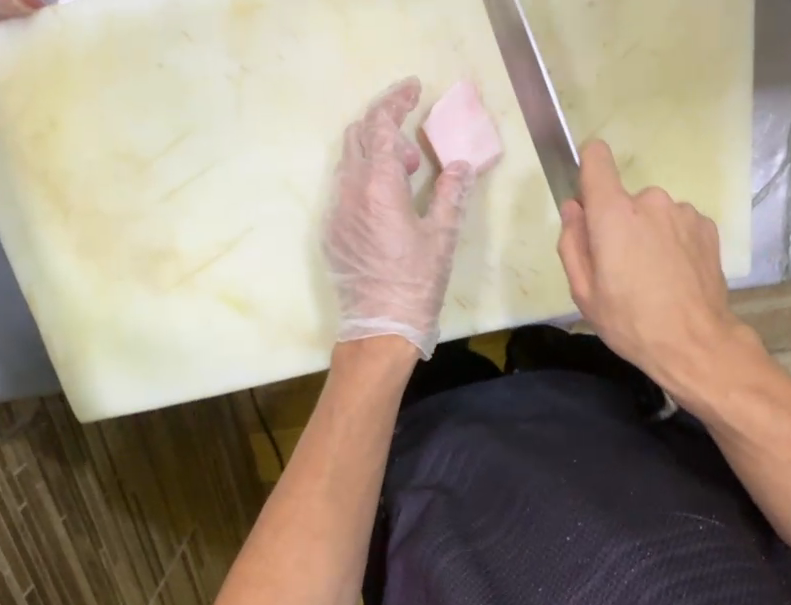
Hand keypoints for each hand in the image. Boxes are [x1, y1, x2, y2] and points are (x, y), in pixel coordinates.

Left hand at [325, 78, 478, 357]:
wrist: (380, 329)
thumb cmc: (416, 285)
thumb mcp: (442, 238)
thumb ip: (451, 194)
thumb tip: (459, 167)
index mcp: (378, 187)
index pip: (382, 125)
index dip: (397, 102)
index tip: (413, 90)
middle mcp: (349, 192)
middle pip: (358, 136)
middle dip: (385, 126)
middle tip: (412, 144)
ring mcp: (335, 214)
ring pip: (347, 163)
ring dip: (374, 156)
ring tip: (404, 179)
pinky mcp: (331, 234)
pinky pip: (343, 192)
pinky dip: (363, 182)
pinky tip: (385, 207)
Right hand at [557, 141, 758, 398]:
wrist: (693, 342)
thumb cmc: (629, 322)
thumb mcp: (584, 293)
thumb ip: (573, 244)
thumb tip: (573, 209)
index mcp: (613, 214)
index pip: (597, 159)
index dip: (589, 172)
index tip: (589, 200)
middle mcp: (650, 201)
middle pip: (624, 200)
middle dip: (619, 226)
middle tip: (621, 270)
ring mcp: (682, 212)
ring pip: (653, 215)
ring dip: (648, 236)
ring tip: (652, 279)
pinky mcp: (706, 226)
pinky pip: (677, 226)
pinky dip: (672, 245)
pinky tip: (674, 278)